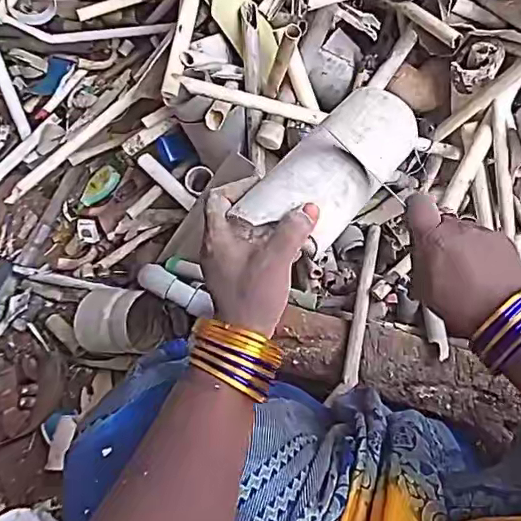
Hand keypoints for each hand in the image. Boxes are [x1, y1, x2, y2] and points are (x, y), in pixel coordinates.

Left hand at [201, 186, 316, 335]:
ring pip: (241, 232)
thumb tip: (306, 210)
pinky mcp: (233, 274)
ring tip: (284, 225)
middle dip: (257, 207)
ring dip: (262, 226)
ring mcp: (222, 261)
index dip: (238, 187)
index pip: (216, 198)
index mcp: (216, 237)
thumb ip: (292, 231)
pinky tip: (282, 249)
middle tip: (276, 203)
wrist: (244, 334)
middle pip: (231, 213)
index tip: (258, 186)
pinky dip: (263, 244)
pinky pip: (247, 249)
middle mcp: (215, 247)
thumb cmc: (249, 300)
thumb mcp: (276, 259)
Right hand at [406, 193, 520, 336]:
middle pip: (445, 221)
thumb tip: (419, 251)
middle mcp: (459, 229)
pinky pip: (488, 241)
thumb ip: (419, 258)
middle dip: (442, 237)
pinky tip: (481, 275)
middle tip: (442, 260)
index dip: (416, 209)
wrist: (501, 315)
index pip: (418, 205)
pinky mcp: (503, 241)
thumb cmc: (462, 306)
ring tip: (465, 273)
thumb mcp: (422, 285)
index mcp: (432, 237)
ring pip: (467, 232)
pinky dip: (484, 253)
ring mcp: (483, 234)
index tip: (417, 215)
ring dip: (465, 246)